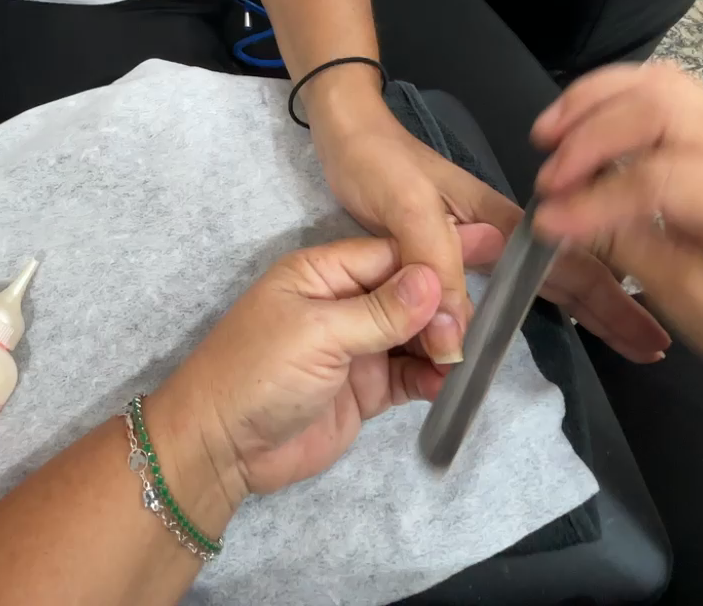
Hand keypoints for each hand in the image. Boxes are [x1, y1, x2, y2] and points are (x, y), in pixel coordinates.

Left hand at [151, 229, 502, 505]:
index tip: (479, 269)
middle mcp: (343, 302)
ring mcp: (356, 346)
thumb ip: (380, 310)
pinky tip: (451, 381)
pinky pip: (408, 375)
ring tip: (470, 353)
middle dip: (441, 306)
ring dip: (441, 342)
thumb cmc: (260, 372)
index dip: (431, 263)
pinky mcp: (365, 387)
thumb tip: (433, 277)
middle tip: (474, 325)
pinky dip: (431, 377)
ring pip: (413, 334)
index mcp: (323, 273)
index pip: (389, 255)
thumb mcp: (318, 332)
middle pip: (407, 294)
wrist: (224, 447)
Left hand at [308, 88, 669, 365]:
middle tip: (652, 349)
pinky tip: (526, 324)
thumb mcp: (407, 210)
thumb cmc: (377, 162)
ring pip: (530, 284)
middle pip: (562, 275)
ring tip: (615, 340)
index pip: (567, 264)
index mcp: (496, 220)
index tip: (652, 338)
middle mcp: (491, 233)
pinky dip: (515, 312)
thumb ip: (436, 270)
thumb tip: (460, 346)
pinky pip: (489, 290)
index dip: (609, 301)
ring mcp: (468, 242)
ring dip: (573, 311)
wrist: (345, 133)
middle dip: (608, 310)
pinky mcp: (441, 252)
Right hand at [530, 62, 702, 402]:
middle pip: (661, 110)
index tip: (547, 222)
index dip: (595, 197)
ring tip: (550, 132)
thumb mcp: (685, 296)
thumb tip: (557, 212)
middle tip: (547, 175)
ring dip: (596, 102)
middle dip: (591, 137)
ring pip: (662, 85)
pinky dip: (615, 99)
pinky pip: (668, 93)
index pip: (663, 178)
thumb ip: (620, 241)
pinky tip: (582, 118)